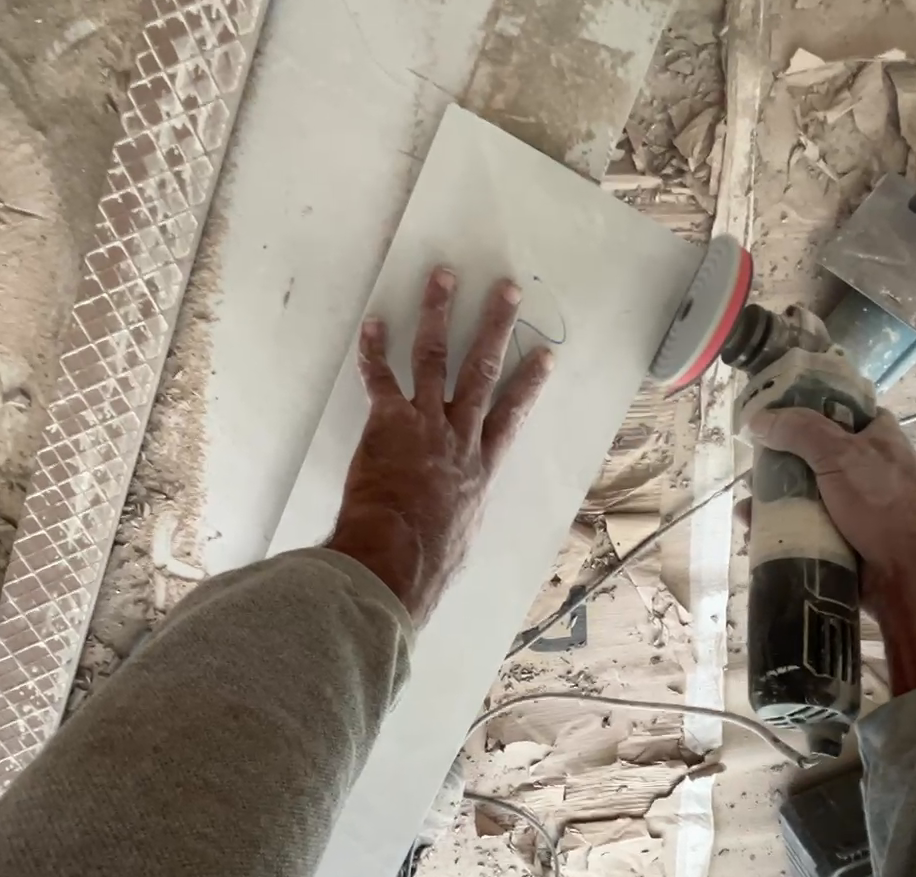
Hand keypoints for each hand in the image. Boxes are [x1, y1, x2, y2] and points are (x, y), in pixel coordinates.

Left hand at [326, 267, 553, 621]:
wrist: (398, 558)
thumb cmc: (432, 560)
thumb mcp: (462, 537)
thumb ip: (462, 517)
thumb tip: (456, 524)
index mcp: (482, 465)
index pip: (512, 414)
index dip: (528, 382)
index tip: (543, 354)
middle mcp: (459, 436)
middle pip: (482, 371)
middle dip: (494, 327)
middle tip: (505, 291)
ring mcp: (425, 424)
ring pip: (435, 359)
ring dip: (438, 314)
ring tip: (442, 277)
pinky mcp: (388, 423)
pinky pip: (380, 378)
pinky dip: (374, 350)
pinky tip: (373, 322)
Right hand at [747, 409, 915, 577]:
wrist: (912, 577)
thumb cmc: (885, 505)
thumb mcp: (842, 455)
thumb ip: (799, 431)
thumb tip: (757, 420)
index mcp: (879, 438)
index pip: (840, 413)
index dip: (806, 413)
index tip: (772, 422)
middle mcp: (868, 469)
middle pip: (813, 457)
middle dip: (778, 465)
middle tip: (753, 472)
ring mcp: (856, 507)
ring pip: (805, 496)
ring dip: (773, 501)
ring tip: (747, 509)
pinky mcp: (844, 539)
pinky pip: (805, 527)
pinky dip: (781, 528)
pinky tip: (756, 532)